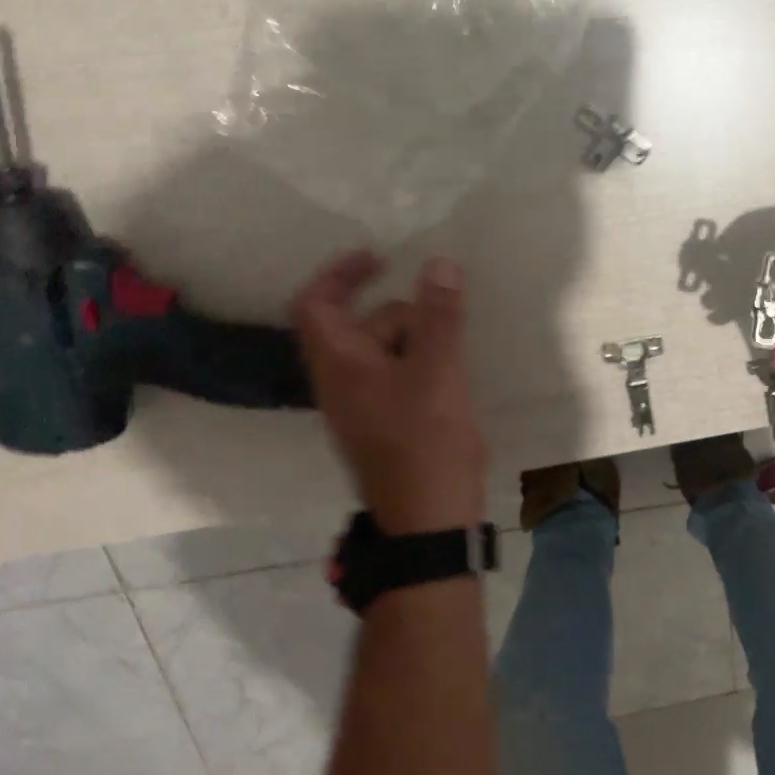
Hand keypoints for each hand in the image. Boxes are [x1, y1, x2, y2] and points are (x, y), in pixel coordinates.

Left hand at [292, 251, 486, 533]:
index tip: (379, 257)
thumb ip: (439, 316)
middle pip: (360, 326)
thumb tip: (439, 263)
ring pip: (384, 354)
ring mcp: (362, 407)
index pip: (316, 304)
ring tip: (458, 354)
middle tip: (448, 323)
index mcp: (340, 364)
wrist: (429, 517)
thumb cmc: (427, 441)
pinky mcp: (385, 425)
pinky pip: (397, 379)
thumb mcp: (438, 371)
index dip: (340, 274)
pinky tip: (455, 378)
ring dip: (419, 341)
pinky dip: (422, 366)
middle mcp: (341, 382)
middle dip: (405, 314)